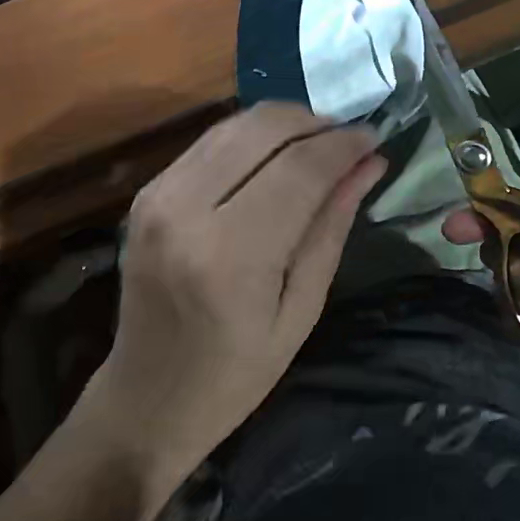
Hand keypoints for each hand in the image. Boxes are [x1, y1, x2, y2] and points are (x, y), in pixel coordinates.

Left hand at [87, 103, 388, 474]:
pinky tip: (274, 156)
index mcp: (230, 256)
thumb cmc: (235, 374)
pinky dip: (250, 138)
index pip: (299, 169)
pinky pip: (209, 142)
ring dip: (283, 124)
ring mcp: (158, 195)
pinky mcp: (147, 192)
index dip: (343, 144)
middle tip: (347, 141)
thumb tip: (369, 164)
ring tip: (317, 145)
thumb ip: (331, 227)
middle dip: (314, 122)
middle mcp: (186, 210)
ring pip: (234, 125)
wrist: (145, 398)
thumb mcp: (300, 310)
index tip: (374, 139)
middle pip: (262, 129)